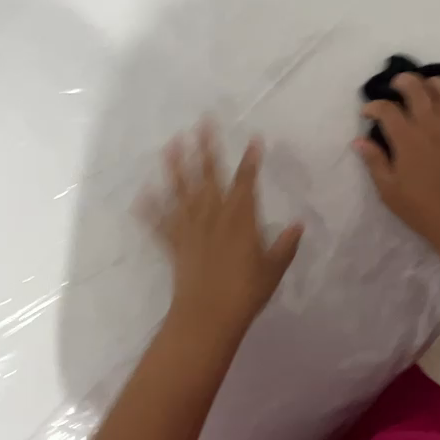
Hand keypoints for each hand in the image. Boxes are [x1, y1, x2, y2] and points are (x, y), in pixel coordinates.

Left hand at [141, 123, 303, 334]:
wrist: (208, 316)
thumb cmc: (246, 292)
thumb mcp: (274, 268)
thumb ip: (285, 245)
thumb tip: (298, 225)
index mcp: (240, 218)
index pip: (247, 182)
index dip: (251, 160)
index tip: (254, 139)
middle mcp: (213, 215)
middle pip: (209, 175)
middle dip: (206, 147)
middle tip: (202, 122)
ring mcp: (189, 228)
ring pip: (181, 191)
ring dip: (175, 166)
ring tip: (170, 143)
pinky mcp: (173, 244)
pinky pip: (159, 223)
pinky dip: (150, 209)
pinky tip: (141, 194)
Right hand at [355, 73, 439, 249]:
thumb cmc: (419, 208)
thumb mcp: (388, 189)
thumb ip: (374, 161)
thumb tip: (359, 140)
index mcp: (408, 140)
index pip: (387, 109)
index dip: (374, 106)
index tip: (367, 113)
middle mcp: (432, 128)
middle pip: (418, 90)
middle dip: (404, 82)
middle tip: (397, 86)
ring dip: (438, 83)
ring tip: (429, 85)